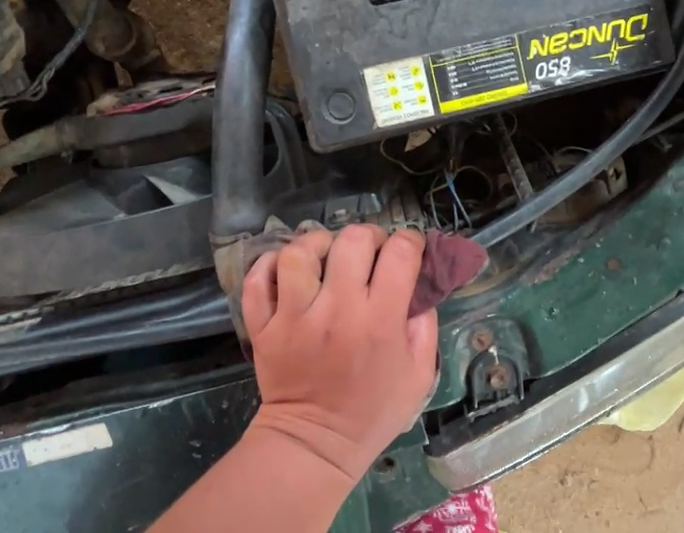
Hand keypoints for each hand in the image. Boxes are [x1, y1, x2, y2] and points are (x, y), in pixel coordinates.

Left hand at [242, 225, 438, 480]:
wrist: (314, 447)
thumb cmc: (372, 411)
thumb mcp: (419, 375)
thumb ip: (425, 325)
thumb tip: (419, 285)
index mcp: (380, 321)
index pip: (400, 253)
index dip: (410, 240)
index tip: (409, 248)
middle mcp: (336, 310)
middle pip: (351, 241)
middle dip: (369, 236)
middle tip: (370, 253)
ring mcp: (294, 316)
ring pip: (299, 252)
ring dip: (317, 244)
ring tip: (326, 256)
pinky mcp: (263, 326)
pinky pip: (258, 279)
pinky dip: (269, 265)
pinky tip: (288, 270)